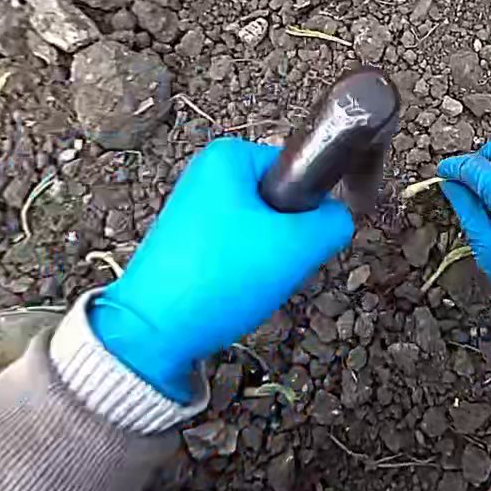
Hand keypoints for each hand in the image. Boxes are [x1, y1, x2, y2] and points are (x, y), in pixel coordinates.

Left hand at [90, 138, 353, 399]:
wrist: (153, 335)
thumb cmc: (224, 275)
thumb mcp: (300, 244)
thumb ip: (336, 220)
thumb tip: (337, 218)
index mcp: (229, 155)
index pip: (300, 170)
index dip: (311, 206)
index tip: (299, 237)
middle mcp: (208, 171)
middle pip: (283, 197)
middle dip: (291, 232)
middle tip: (281, 260)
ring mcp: (195, 205)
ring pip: (265, 223)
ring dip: (274, 251)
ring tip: (257, 276)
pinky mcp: (188, 238)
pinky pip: (241, 241)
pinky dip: (249, 263)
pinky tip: (240, 285)